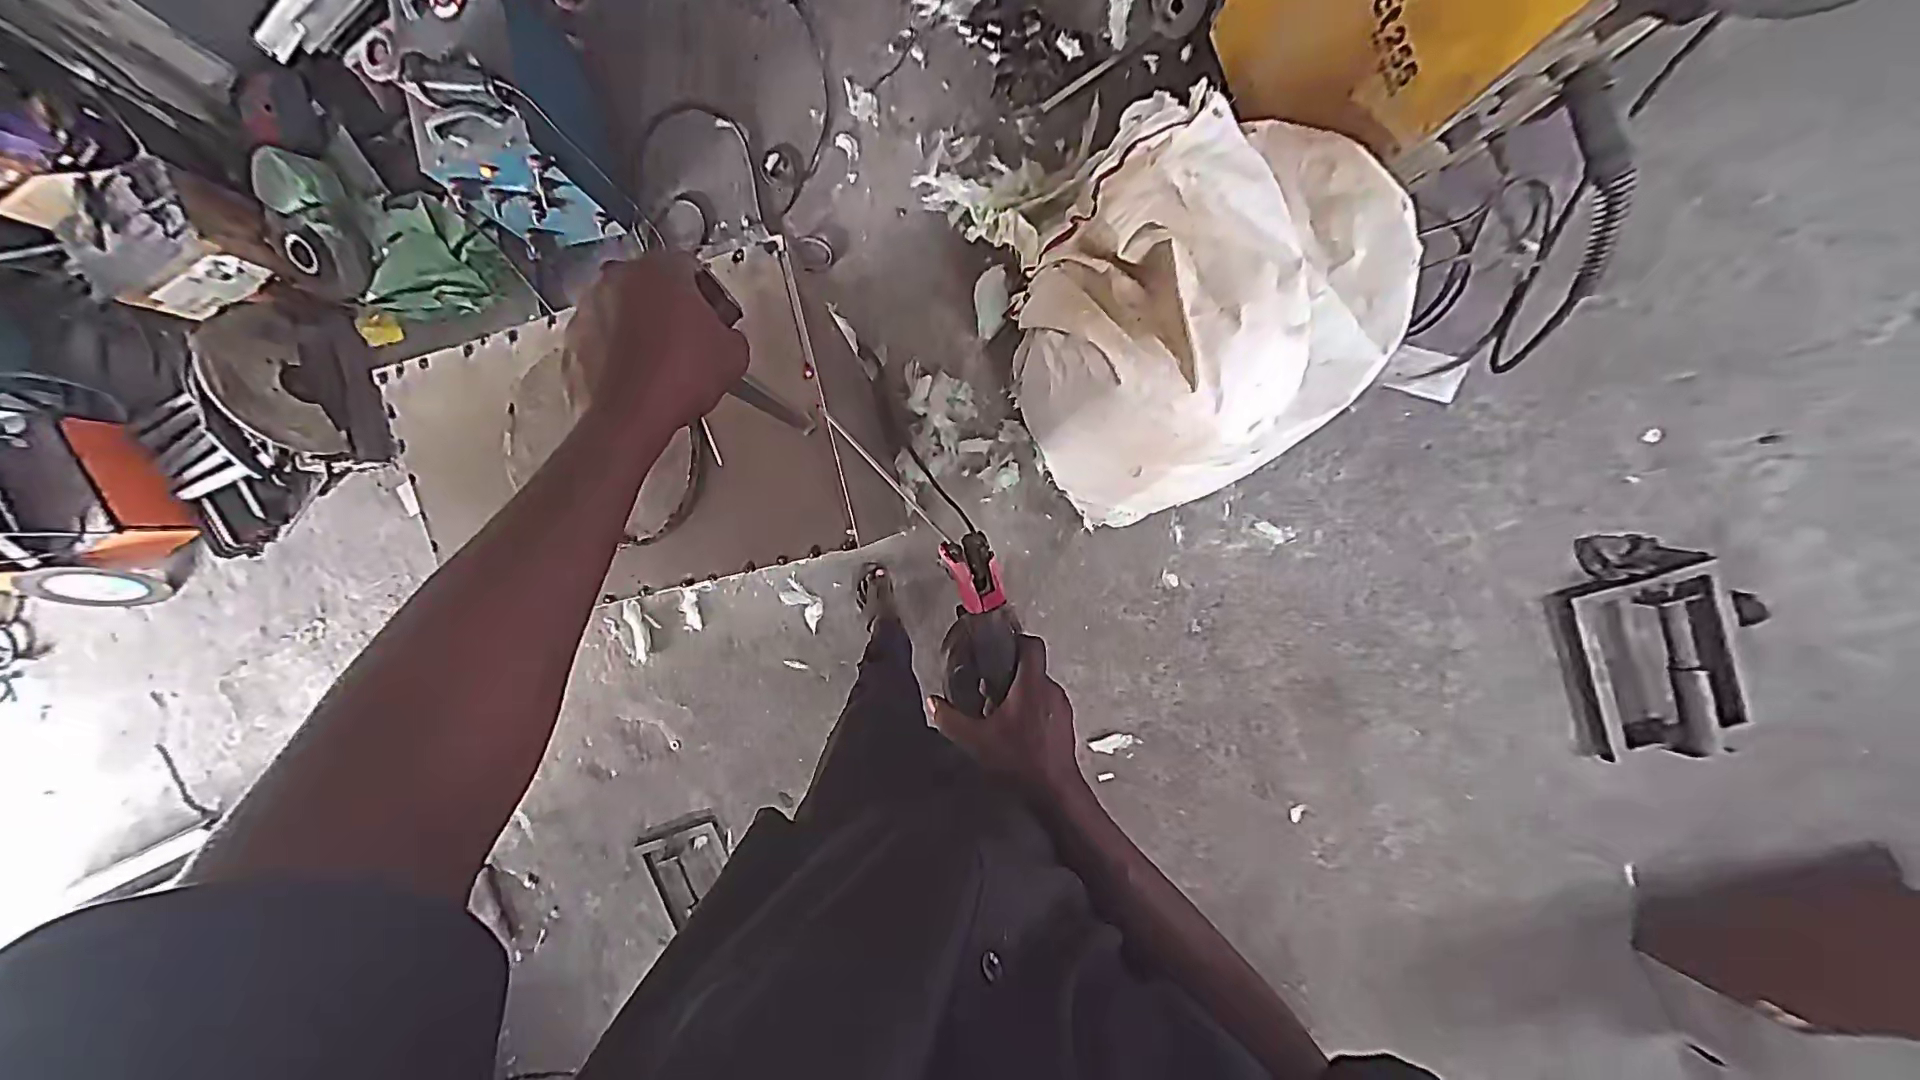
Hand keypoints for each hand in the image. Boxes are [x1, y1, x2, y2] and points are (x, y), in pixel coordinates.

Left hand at [564, 252, 748, 427]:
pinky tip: (645, 372)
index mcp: (662, 269)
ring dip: (647, 325)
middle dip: (675, 307)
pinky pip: (606, 334)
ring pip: (627, 307)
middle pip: (656, 284)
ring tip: (669, 360)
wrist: (634, 412)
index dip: (712, 296)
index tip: (719, 316)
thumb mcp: (734, 353)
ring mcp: (592, 304)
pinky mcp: (577, 335)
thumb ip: (731, 332)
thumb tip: (725, 338)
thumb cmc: (680, 375)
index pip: (694, 269)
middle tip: (695, 337)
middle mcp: (621, 277)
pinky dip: (623, 347)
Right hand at [929, 636, 1085, 806]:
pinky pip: (1047, 705)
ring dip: (1021, 692)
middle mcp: (1050, 691)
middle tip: (991, 683)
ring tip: (1000, 709)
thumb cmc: (1020, 763)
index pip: (1031, 645)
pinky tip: (1015, 729)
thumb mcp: (975, 740)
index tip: (1000, 645)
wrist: (1054, 792)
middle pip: (1033, 666)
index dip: (1016, 640)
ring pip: (1040, 687)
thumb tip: (934, 704)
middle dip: (1012, 671)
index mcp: (1031, 686)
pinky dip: (1032, 709)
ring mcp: (1061, 708)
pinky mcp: (1065, 724)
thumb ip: (950, 719)